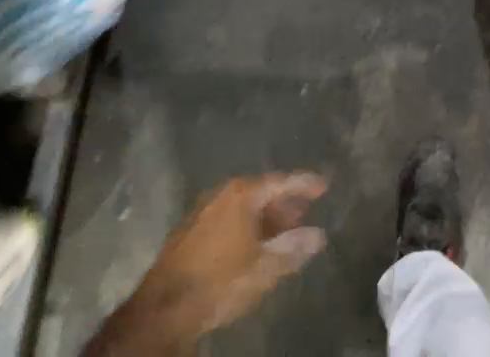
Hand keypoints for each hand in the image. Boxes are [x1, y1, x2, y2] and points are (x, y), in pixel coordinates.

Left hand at [84, 173, 327, 354]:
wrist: (166, 307)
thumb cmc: (221, 281)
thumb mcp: (265, 268)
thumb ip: (293, 247)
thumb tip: (318, 234)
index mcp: (240, 195)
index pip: (280, 182)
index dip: (303, 184)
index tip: (324, 185)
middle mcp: (220, 194)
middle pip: (260, 192)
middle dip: (283, 204)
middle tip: (305, 213)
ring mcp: (202, 211)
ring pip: (242, 208)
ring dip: (265, 218)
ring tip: (284, 232)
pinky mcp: (190, 231)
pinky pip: (227, 219)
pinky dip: (246, 226)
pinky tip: (255, 245)